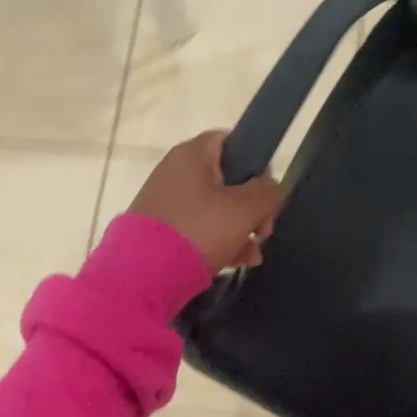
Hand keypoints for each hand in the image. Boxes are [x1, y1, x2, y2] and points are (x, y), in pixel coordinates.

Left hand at [129, 131, 285, 271]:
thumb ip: (267, 193)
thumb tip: (274, 186)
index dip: (255, 162)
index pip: (231, 141)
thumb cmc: (198, 230)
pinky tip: (238, 261)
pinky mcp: (160, 229)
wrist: (142, 275)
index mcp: (192, 154)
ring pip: (215, 207)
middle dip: (252, 206)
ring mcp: (166, 201)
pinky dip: (219, 240)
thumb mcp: (243, 210)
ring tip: (254, 254)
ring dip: (240, 228)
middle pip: (226, 179)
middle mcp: (175, 171)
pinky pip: (199, 227)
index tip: (268, 191)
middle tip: (264, 231)